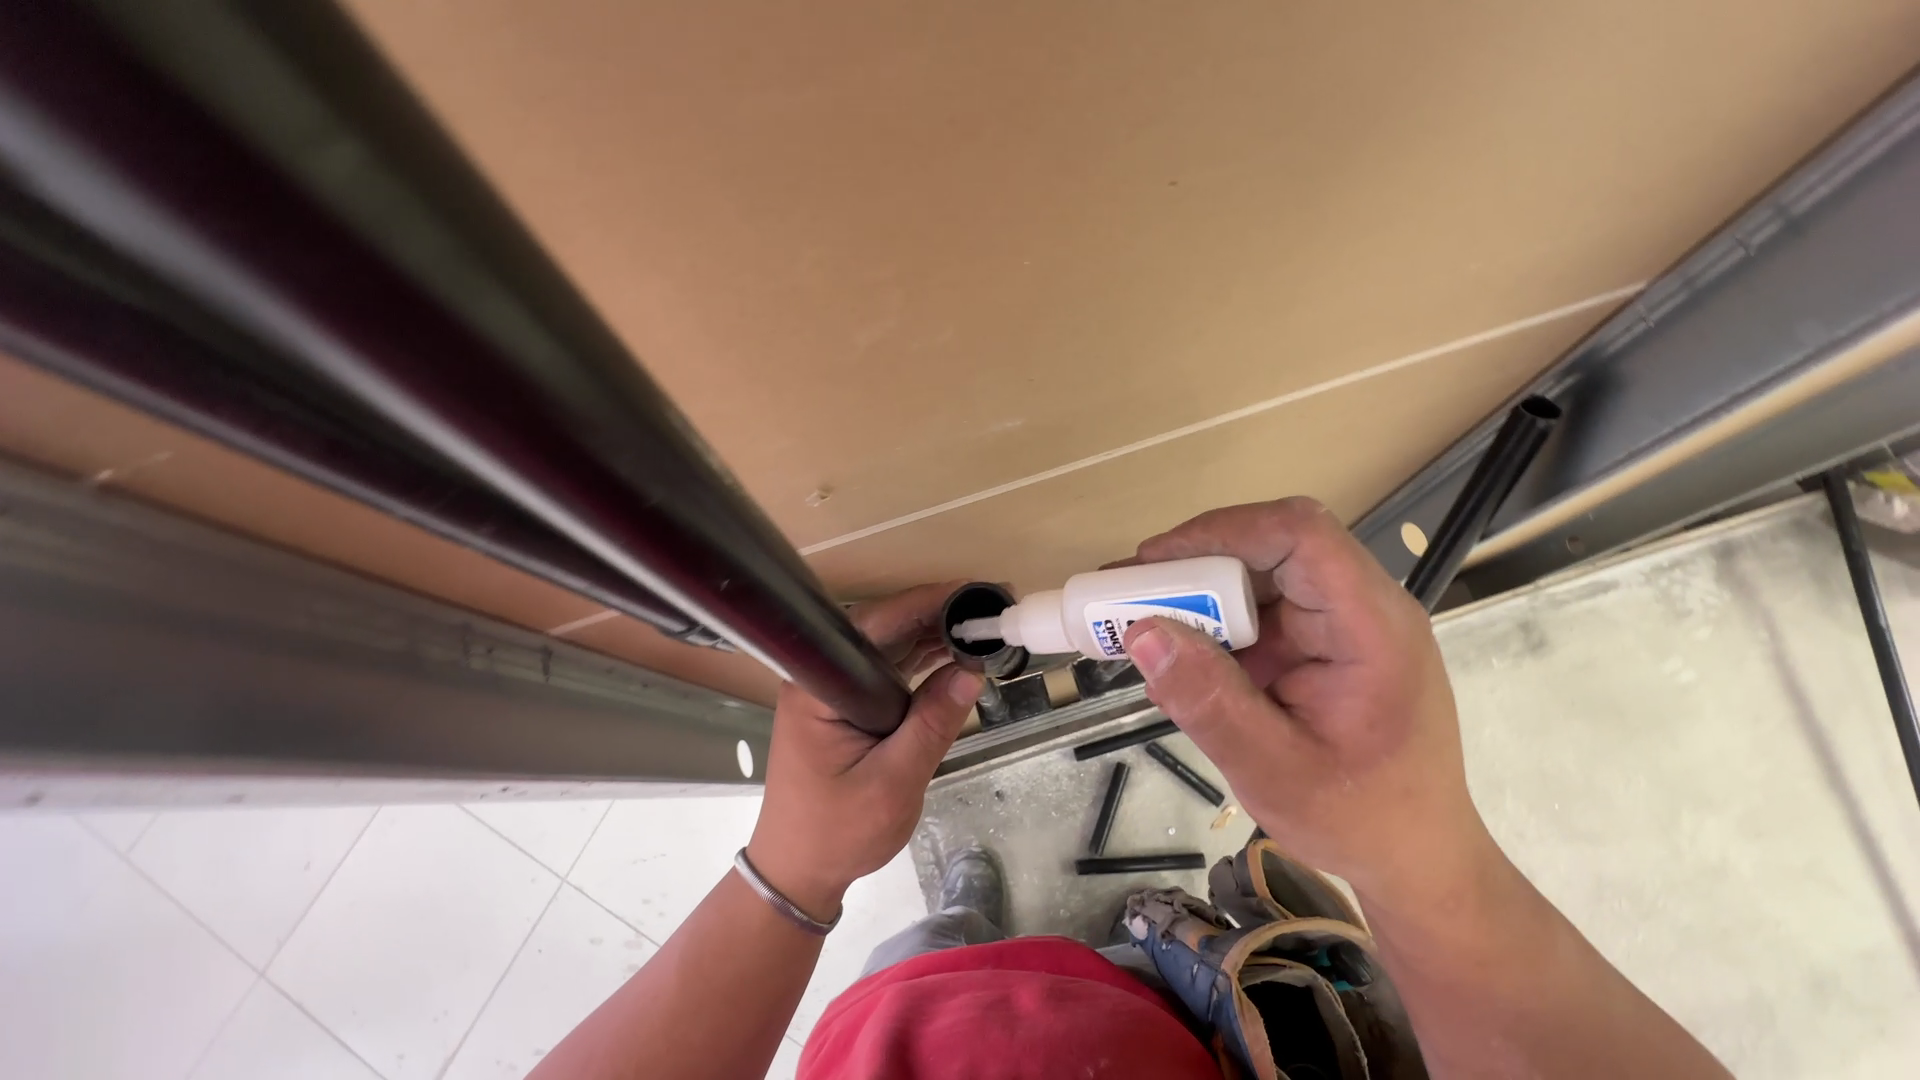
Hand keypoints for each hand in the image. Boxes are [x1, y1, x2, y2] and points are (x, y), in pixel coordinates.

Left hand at [746, 582, 984, 920]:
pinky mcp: (850, 704)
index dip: (926, 604)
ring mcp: (836, 689)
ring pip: (891, 646)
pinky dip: (925, 662)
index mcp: (819, 685)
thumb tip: (971, 671)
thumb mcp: (893, 783)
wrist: (800, 871)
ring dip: (936, 634)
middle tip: (992, 605)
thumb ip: (931, 724)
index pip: (876, 625)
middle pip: (885, 628)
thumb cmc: (837, 832)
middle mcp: (824, 676)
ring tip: (985, 623)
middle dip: (939, 613)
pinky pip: (891, 670)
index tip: (972, 595)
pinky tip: (957, 653)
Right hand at [1119, 498, 1491, 898]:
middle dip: (1193, 567)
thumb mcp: (1272, 771)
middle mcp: (1361, 609)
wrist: (1413, 857)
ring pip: (1259, 579)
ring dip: (1196, 599)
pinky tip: (1179, 663)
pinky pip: (1260, 615)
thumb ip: (1209, 702)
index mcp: (1371, 628)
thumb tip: (1142, 633)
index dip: (1221, 532)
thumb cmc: (1359, 822)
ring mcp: (1342, 626)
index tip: (1151, 565)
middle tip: (1125, 595)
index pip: (1301, 536)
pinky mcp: (1323, 645)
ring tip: (1138, 628)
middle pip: (1272, 550)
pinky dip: (1213, 631)